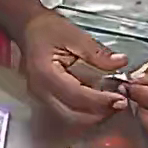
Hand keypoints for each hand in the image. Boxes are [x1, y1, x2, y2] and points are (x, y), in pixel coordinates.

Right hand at [0, 0, 126, 124]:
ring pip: (70, 118)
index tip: (119, 98)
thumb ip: (96, 52)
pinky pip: (67, 112)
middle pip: (72, 116)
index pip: (76, 96)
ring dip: (92, 116)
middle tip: (119, 104)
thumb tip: (120, 62)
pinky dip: (84, 112)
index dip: (99, 101)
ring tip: (111, 103)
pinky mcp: (46, 99)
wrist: (27, 28)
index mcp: (46, 75)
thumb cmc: (46, 29)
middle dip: (98, 114)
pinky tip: (98, 102)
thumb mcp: (74, 35)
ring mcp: (41, 98)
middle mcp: (40, 92)